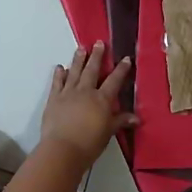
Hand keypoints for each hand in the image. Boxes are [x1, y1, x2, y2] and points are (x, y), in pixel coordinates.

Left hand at [40, 43, 136, 164]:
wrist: (63, 149)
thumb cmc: (89, 143)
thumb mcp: (108, 132)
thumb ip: (120, 121)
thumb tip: (137, 118)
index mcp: (102, 99)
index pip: (114, 80)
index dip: (121, 69)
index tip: (126, 58)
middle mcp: (85, 91)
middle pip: (92, 70)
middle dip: (97, 56)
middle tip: (99, 43)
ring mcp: (68, 93)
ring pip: (75, 72)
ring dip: (78, 60)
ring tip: (81, 48)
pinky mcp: (54, 99)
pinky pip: (57, 83)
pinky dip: (59, 74)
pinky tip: (60, 67)